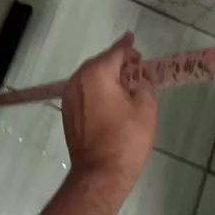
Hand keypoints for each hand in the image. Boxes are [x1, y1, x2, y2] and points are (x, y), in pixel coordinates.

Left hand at [61, 33, 156, 194]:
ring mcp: (69, 97)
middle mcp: (78, 80)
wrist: (100, 175)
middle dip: (117, 63)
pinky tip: (110, 100)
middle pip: (100, 63)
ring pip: (90, 78)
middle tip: (136, 68)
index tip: (133, 39)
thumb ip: (143, 87)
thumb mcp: (146, 109)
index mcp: (97, 73)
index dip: (128, 47)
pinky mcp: (68, 113)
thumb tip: (138, 84)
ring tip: (125, 84)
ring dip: (106, 78)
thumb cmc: (126, 140)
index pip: (115, 52)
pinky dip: (97, 91)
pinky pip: (85, 93)